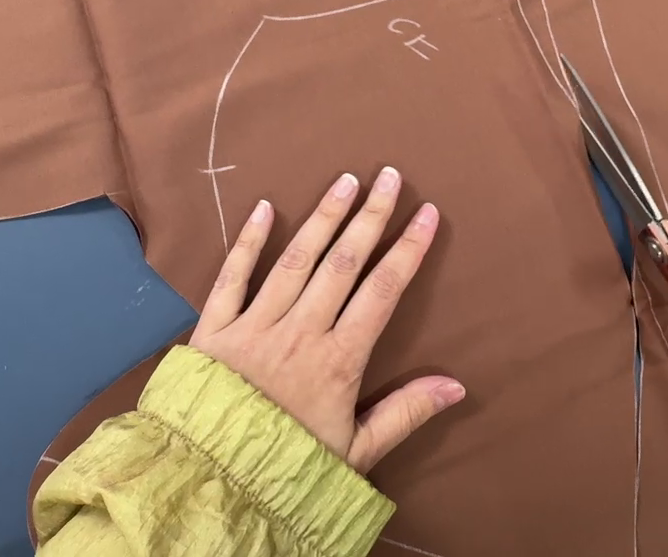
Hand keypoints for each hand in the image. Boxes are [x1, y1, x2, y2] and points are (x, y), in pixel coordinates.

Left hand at [192, 166, 464, 472]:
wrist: (208, 491)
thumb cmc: (288, 469)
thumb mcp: (356, 453)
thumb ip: (405, 413)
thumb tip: (458, 385)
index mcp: (338, 359)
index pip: (383, 290)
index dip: (408, 249)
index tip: (427, 213)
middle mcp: (300, 331)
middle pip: (343, 261)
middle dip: (370, 215)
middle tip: (389, 176)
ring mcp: (254, 326)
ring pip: (296, 259)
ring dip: (323, 216)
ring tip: (345, 180)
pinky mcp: (214, 330)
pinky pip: (232, 278)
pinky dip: (248, 242)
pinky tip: (264, 207)